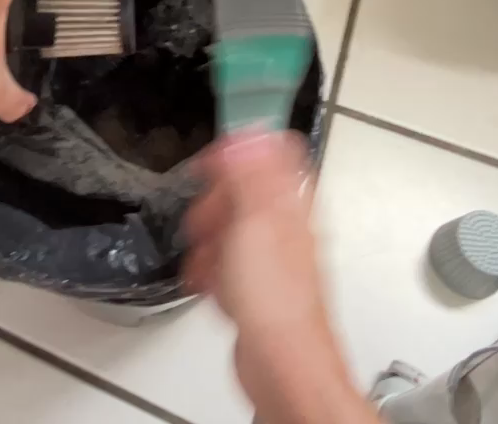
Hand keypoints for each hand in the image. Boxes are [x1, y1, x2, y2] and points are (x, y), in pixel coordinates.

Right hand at [185, 132, 373, 423]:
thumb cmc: (275, 300)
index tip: (215, 161)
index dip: (242, 148)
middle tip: (206, 220)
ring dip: (209, 240)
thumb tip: (250, 131)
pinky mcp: (256, 283)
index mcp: (291, 202)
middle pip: (242, 189)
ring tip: (206, 260)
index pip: (274, 151)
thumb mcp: (254, 221)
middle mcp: (286, 225)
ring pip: (229, 226)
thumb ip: (250, 173)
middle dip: (215, 202)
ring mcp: (271, 255)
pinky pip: (225, 261)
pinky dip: (212, 269)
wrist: (280, 365)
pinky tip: (210, 283)